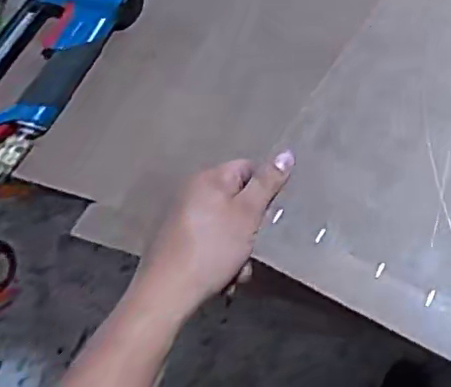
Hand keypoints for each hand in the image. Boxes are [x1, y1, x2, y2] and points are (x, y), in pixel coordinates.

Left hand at [125, 151, 294, 324]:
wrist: (164, 297)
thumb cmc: (211, 249)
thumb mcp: (248, 213)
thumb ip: (268, 183)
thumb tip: (286, 153)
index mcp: (209, 178)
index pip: (248, 169)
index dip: (263, 192)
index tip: (266, 217)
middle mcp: (193, 192)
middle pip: (237, 201)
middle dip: (250, 228)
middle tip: (252, 249)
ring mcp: (181, 219)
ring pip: (224, 227)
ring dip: (237, 249)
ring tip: (236, 273)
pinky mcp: (175, 244)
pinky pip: (208, 243)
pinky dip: (219, 258)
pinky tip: (222, 280)